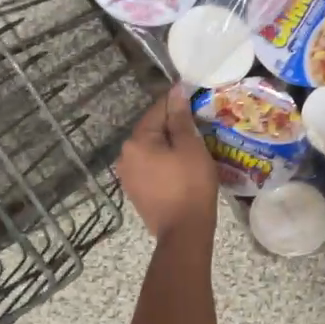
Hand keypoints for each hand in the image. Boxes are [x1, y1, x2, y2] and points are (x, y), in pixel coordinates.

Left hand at [116, 86, 219, 240]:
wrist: (184, 231)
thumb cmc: (191, 184)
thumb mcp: (191, 147)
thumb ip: (181, 118)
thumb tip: (176, 92)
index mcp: (137, 141)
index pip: (158, 110)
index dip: (178, 103)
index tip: (196, 99)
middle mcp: (125, 155)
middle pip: (152, 130)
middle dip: (173, 126)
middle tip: (199, 126)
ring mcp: (128, 175)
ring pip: (151, 149)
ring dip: (169, 145)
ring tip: (193, 146)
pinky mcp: (135, 191)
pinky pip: (151, 166)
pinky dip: (164, 162)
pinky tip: (181, 167)